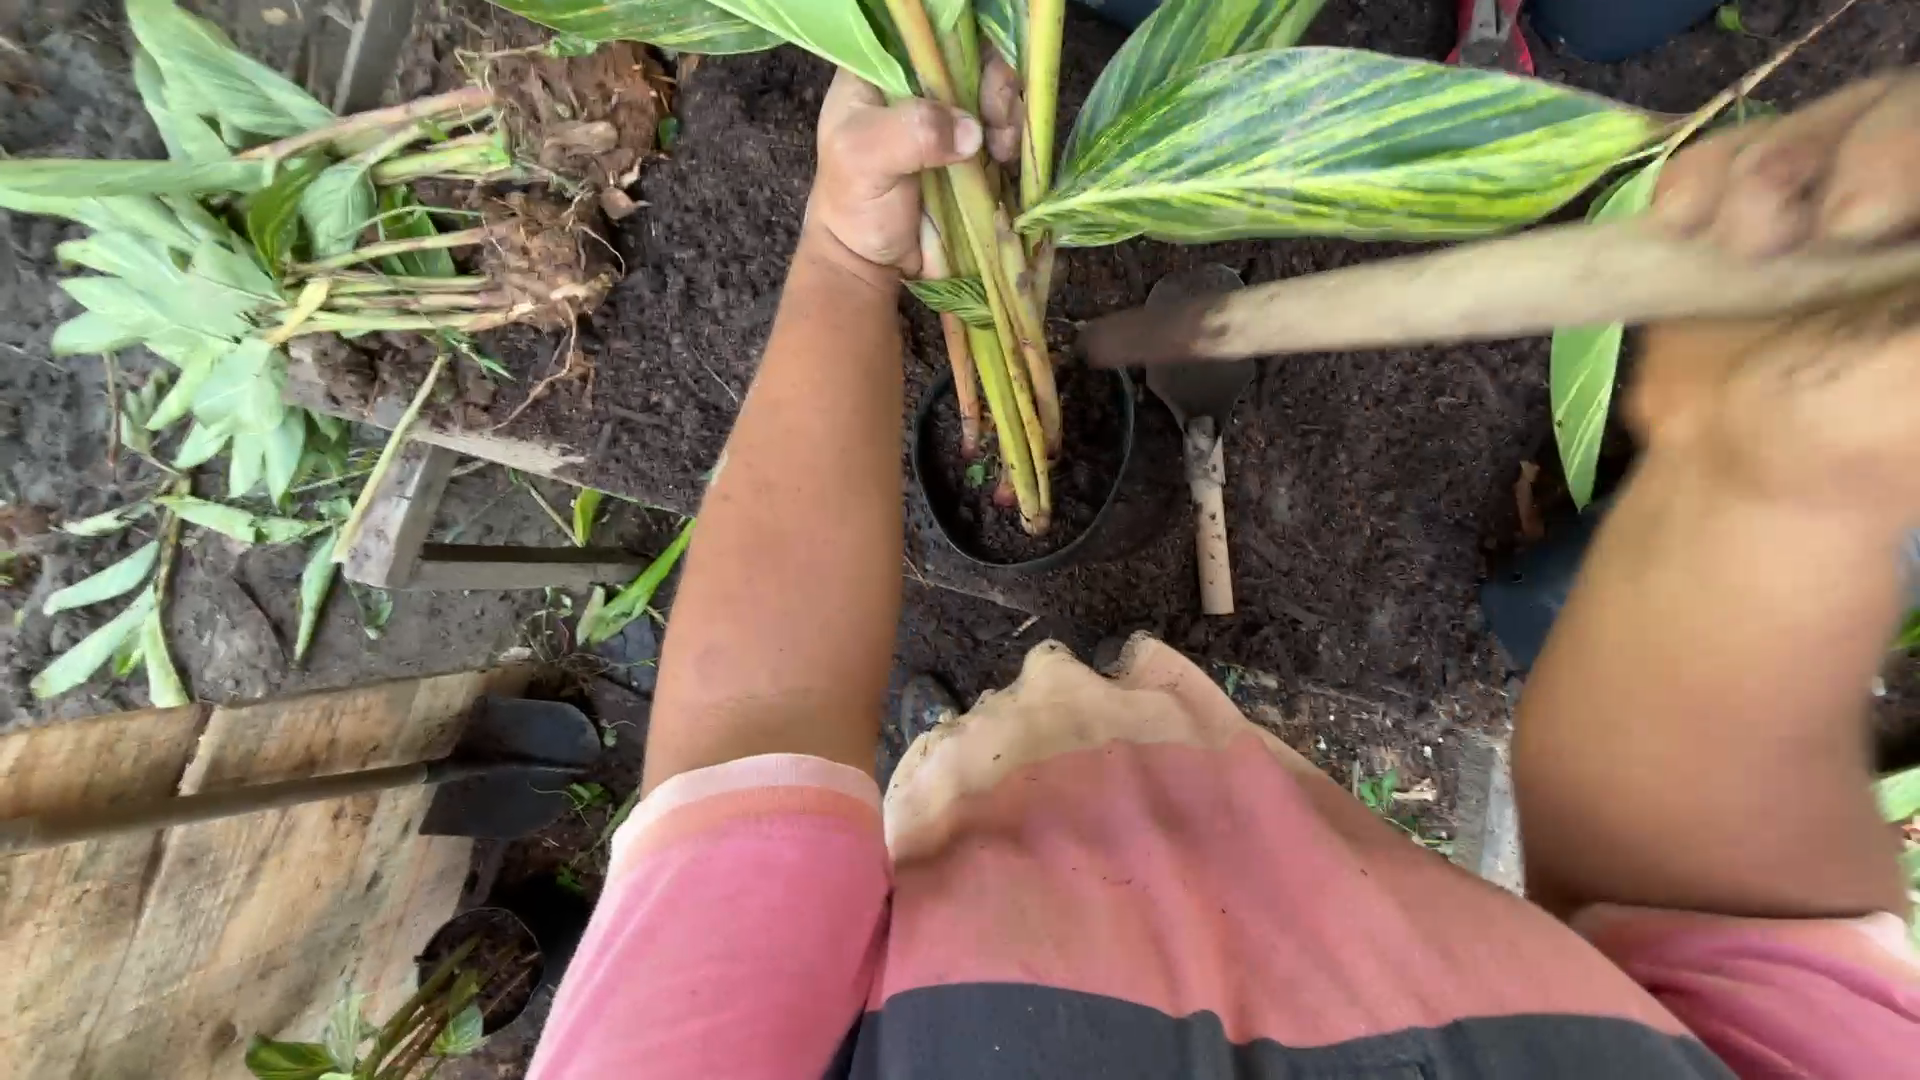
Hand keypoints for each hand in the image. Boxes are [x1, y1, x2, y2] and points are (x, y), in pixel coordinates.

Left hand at [804, 57, 1026, 284]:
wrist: (872, 264)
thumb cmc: (854, 207)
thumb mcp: (863, 159)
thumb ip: (910, 132)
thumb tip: (971, 130)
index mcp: (882, 71)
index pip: (926, 29)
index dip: (959, 39)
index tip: (972, 73)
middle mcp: (922, 87)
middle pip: (973, 56)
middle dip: (994, 79)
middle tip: (995, 115)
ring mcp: (952, 122)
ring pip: (997, 93)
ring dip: (1009, 113)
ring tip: (1001, 146)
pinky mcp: (975, 157)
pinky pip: (1007, 135)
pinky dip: (1015, 141)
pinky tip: (1005, 158)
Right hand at [1631, 74, 1919, 528]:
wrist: (1725, 463)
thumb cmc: (1856, 431)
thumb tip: (1907, 241)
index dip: (1914, 146)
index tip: (1867, 220)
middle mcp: (1918, 200)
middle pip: (1908, 102)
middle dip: (1866, 149)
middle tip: (1824, 231)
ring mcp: (1829, 196)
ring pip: (1825, 117)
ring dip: (1768, 171)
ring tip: (1739, 245)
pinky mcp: (1738, 212)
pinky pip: (1725, 152)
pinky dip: (1696, 174)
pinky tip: (1677, 220)